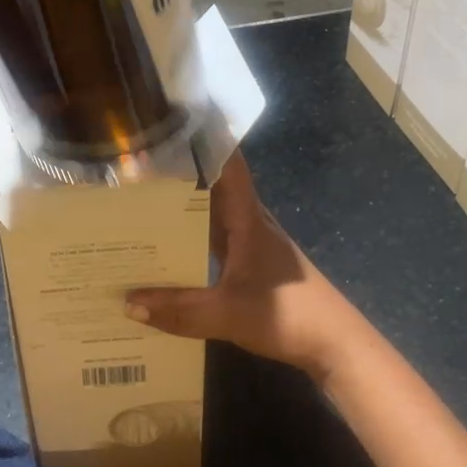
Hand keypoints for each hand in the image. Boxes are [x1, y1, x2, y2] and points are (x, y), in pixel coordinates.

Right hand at [126, 156, 355, 382]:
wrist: (337, 346)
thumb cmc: (290, 316)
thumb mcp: (230, 315)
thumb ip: (180, 310)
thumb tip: (128, 302)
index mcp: (247, 219)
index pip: (227, 163)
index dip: (202, 138)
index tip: (170, 120)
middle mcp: (248, 222)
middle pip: (211, 185)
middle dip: (176, 172)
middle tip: (133, 164)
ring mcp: (250, 243)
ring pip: (211, 212)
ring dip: (181, 205)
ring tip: (137, 198)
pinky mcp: (251, 264)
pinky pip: (213, 238)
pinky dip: (190, 235)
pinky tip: (165, 245)